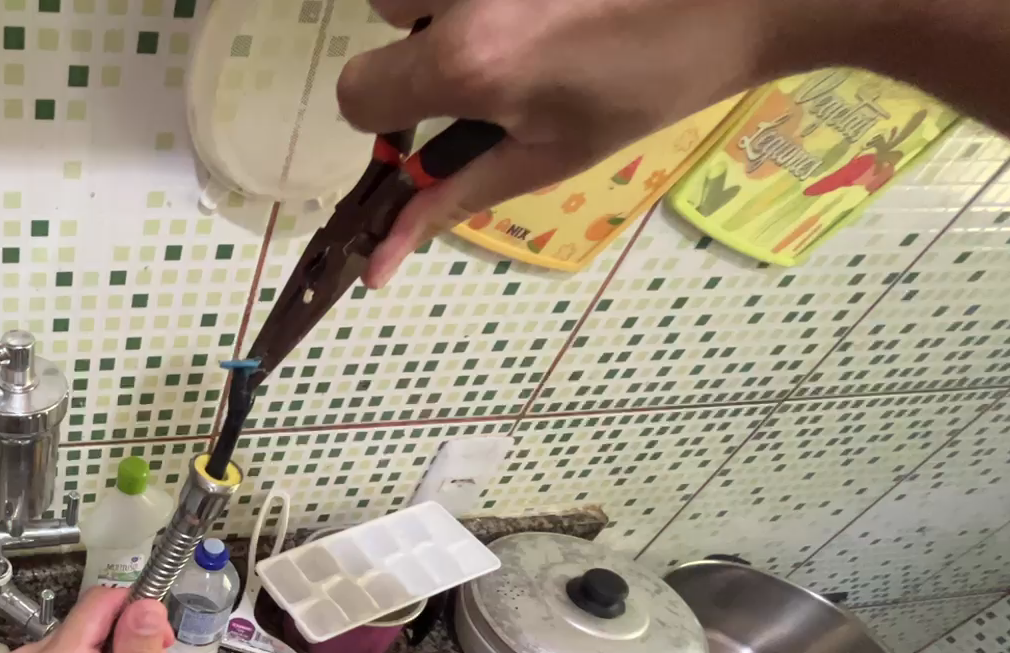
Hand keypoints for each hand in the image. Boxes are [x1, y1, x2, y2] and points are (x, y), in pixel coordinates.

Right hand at [337, 0, 789, 284]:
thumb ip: (447, 203)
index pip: (356, 91)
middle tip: (491, 50)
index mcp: (466, 61)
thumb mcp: (542, 159)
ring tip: (525, 10)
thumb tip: (373, 270)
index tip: (427, 114)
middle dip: (420, 34)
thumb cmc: (653, 82)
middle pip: (385, 8)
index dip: (383, 111)